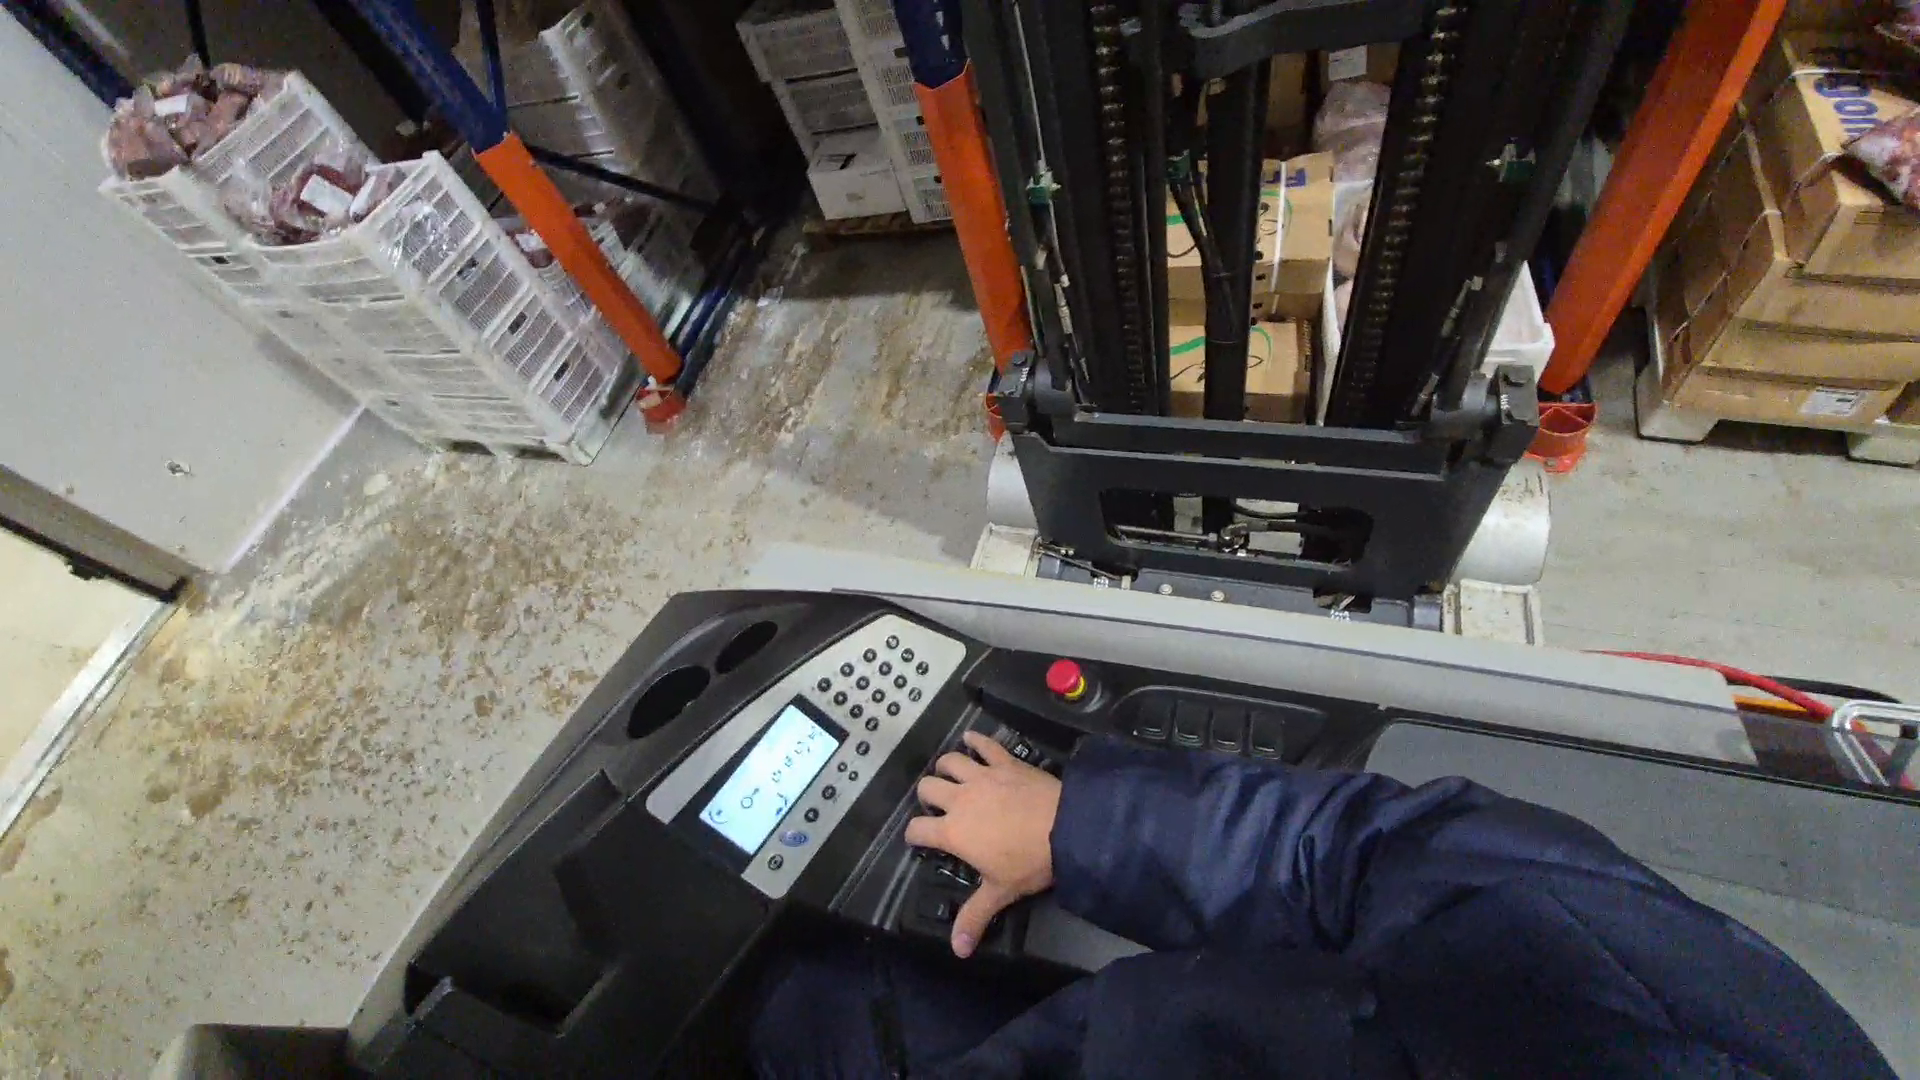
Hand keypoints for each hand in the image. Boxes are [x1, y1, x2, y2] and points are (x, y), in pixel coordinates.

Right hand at [906, 731, 1061, 958]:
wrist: (1065, 827)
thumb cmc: (1029, 861)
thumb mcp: (1000, 892)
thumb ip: (974, 917)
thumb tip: (957, 951)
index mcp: (953, 830)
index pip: (918, 829)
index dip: (913, 835)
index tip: (917, 839)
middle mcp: (960, 798)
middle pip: (928, 788)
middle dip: (927, 796)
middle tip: (937, 806)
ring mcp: (982, 775)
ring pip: (950, 761)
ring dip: (945, 766)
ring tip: (949, 774)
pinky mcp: (1004, 761)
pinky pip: (984, 744)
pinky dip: (975, 739)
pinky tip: (971, 738)